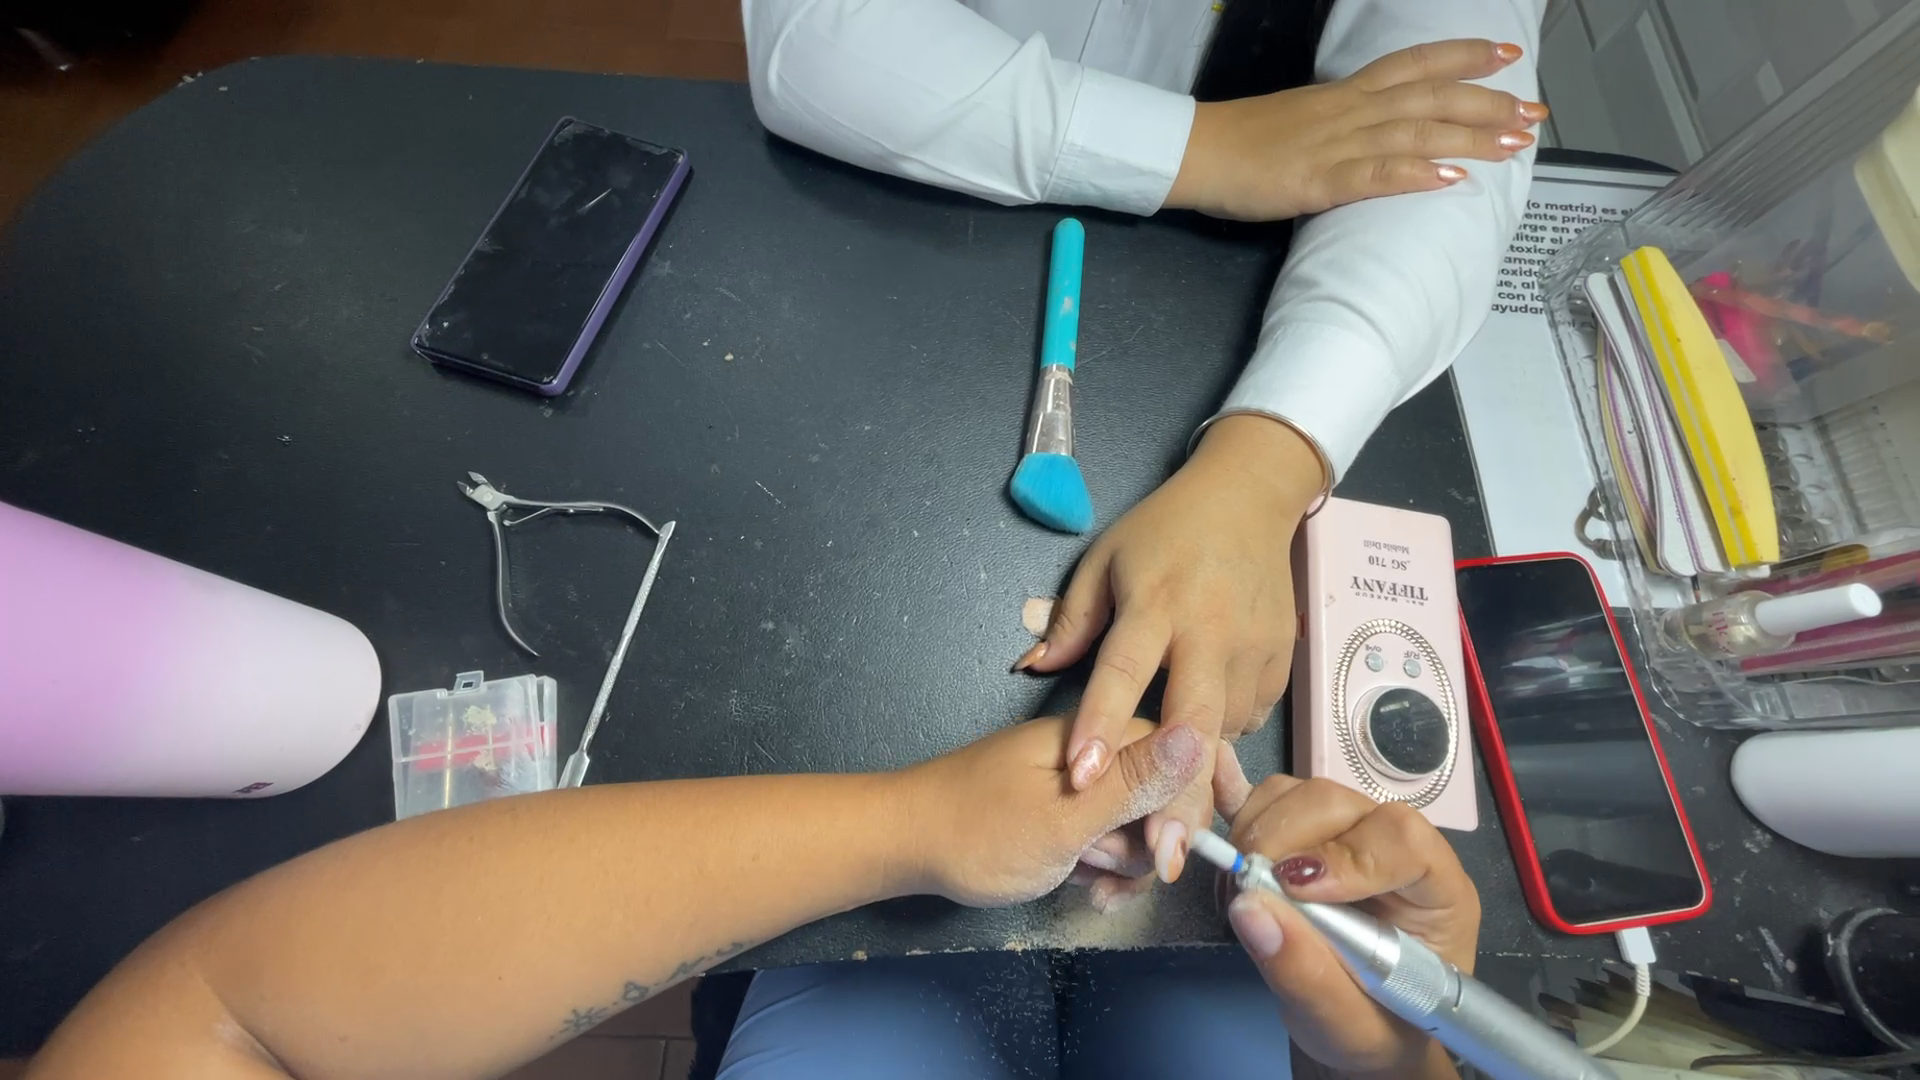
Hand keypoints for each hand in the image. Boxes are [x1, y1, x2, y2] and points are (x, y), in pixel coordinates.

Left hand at [899, 717, 1203, 907]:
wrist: (907, 841)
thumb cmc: (981, 831)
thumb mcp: (1064, 818)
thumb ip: (1134, 782)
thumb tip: (1198, 731)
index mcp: (1095, 733)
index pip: (1179, 752)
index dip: (1186, 807)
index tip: (1164, 858)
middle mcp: (1093, 748)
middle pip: (1162, 790)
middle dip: (1151, 842)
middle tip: (1110, 873)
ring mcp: (1078, 778)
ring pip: (1138, 820)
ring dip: (1125, 861)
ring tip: (1089, 882)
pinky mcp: (1065, 805)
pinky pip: (1108, 833)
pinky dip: (1104, 864)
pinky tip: (1086, 887)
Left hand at [1016, 414, 1323, 883]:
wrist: (1247, 499)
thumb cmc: (1163, 532)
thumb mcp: (1105, 563)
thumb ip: (1072, 622)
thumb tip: (1032, 668)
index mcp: (1156, 602)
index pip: (1122, 670)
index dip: (1101, 724)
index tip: (1080, 776)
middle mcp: (1209, 630)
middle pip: (1194, 719)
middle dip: (1177, 790)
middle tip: (1158, 853)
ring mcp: (1255, 646)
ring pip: (1225, 729)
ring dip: (1197, 770)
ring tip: (1173, 811)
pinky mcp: (1285, 659)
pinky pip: (1250, 715)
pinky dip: (1224, 735)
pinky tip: (1203, 740)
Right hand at [1167, 39, 1545, 220]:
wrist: (1199, 152)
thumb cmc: (1239, 143)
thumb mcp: (1296, 124)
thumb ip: (1333, 129)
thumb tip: (1357, 142)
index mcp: (1342, 96)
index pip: (1413, 68)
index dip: (1463, 58)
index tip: (1506, 58)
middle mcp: (1349, 112)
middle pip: (1430, 100)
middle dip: (1487, 104)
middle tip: (1534, 115)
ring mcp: (1335, 145)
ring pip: (1414, 133)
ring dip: (1468, 136)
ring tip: (1513, 144)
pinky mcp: (1316, 181)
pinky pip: (1372, 175)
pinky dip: (1413, 175)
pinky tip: (1448, 179)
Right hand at [1214, 744, 1480, 1078]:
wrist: (1356, 1020)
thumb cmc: (1374, 1026)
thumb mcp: (1349, 1027)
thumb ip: (1307, 974)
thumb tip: (1248, 908)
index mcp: (1434, 889)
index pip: (1403, 838)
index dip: (1346, 854)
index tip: (1296, 890)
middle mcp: (1389, 841)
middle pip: (1333, 802)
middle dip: (1280, 840)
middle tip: (1248, 891)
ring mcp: (1341, 824)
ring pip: (1291, 793)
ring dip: (1251, 833)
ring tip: (1240, 891)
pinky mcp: (1299, 823)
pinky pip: (1262, 798)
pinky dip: (1236, 817)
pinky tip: (1226, 854)